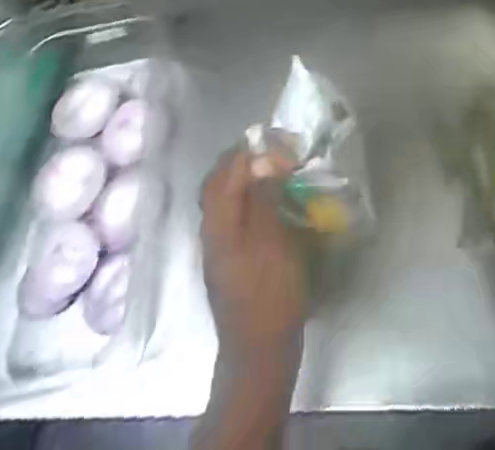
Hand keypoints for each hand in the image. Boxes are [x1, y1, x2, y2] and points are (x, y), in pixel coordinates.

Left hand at [201, 149, 304, 366]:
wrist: (259, 353)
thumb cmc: (270, 294)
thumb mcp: (271, 241)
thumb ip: (263, 198)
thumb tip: (262, 160)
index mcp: (218, 222)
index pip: (228, 170)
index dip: (253, 150)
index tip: (282, 141)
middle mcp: (212, 230)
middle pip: (220, 181)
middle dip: (246, 160)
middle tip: (278, 152)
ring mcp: (220, 247)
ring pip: (227, 198)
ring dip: (249, 179)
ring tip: (279, 171)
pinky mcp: (233, 260)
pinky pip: (237, 216)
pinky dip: (253, 200)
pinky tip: (274, 205)